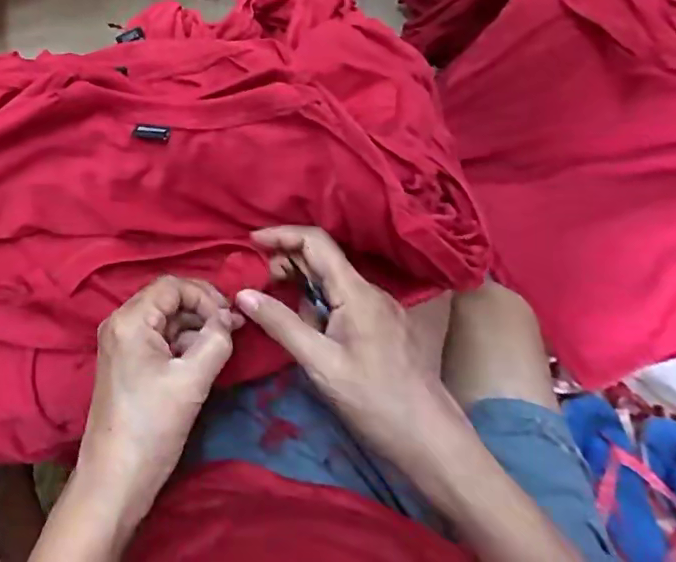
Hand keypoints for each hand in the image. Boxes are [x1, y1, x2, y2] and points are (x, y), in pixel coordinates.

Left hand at [79, 276, 242, 501]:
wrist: (115, 481)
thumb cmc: (152, 426)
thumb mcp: (192, 380)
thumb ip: (215, 341)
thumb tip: (228, 319)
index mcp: (129, 319)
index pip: (172, 286)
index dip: (205, 295)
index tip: (230, 318)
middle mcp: (120, 323)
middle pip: (168, 300)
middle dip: (202, 309)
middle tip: (233, 328)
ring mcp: (121, 344)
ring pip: (166, 320)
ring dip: (195, 327)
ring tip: (224, 343)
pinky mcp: (127, 364)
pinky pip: (159, 340)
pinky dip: (183, 344)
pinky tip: (203, 358)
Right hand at [235, 227, 461, 463]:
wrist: (432, 440)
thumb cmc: (375, 401)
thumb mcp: (320, 364)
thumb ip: (282, 325)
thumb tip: (243, 294)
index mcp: (356, 291)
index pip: (315, 241)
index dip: (282, 235)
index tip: (252, 242)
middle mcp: (370, 290)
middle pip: (322, 259)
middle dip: (287, 263)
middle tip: (257, 285)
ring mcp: (380, 308)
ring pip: (332, 282)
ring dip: (302, 288)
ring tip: (281, 316)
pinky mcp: (383, 326)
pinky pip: (344, 301)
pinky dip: (320, 305)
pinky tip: (311, 332)